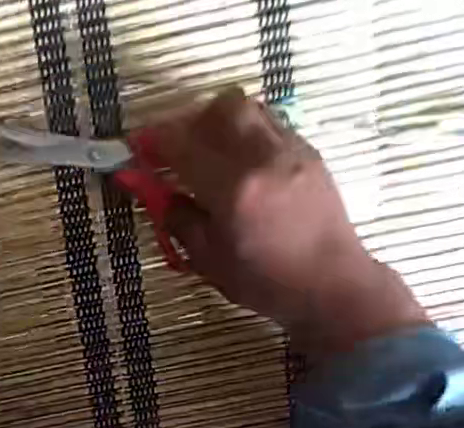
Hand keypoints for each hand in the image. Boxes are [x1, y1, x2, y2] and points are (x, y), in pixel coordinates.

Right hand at [141, 88, 428, 355]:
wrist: (327, 283)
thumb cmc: (263, 282)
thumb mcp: (209, 261)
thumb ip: (181, 222)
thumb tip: (158, 196)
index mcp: (233, 190)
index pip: (185, 147)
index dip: (155, 142)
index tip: (136, 147)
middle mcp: (263, 158)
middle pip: (221, 109)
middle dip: (190, 121)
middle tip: (175, 147)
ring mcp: (290, 149)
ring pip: (249, 108)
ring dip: (219, 120)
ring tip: (207, 150)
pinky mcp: (307, 151)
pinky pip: (269, 123)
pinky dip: (245, 131)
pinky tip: (237, 160)